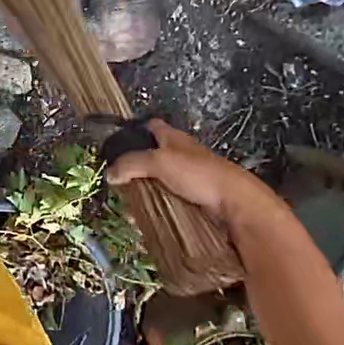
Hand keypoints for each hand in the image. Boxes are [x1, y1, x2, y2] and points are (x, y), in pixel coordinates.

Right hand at [105, 120, 290, 234]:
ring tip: (130, 205)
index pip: (151, 127)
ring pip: (160, 181)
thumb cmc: (198, 173)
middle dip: (136, 169)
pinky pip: (170, 201)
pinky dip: (158, 207)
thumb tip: (109, 173)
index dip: (135, 131)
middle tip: (119, 183)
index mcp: (174, 138)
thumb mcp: (159, 161)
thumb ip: (132, 163)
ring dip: (146, 191)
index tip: (118, 143)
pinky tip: (148, 217)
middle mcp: (182, 154)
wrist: (234, 203)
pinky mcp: (195, 199)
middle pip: (153, 156)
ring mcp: (190, 178)